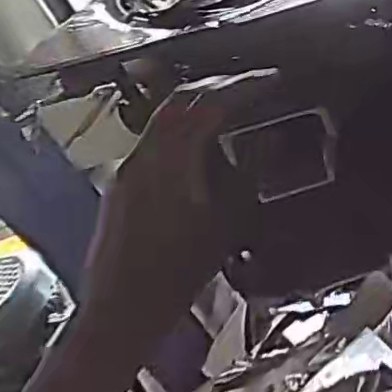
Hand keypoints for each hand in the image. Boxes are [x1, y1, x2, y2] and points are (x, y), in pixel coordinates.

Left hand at [75, 70, 278, 333]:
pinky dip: (183, 126)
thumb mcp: (230, 220)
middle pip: (184, 97)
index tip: (269, 80)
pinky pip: (156, 136)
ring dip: (200, 103)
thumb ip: (250, 171)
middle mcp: (146, 153)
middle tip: (251, 86)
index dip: (245, 86)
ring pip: (167, 114)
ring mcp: (130, 166)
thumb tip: (268, 140)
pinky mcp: (123, 182)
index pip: (212, 102)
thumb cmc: (178, 273)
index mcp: (173, 157)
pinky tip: (201, 143)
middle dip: (221, 85)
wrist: (122, 311)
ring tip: (231, 107)